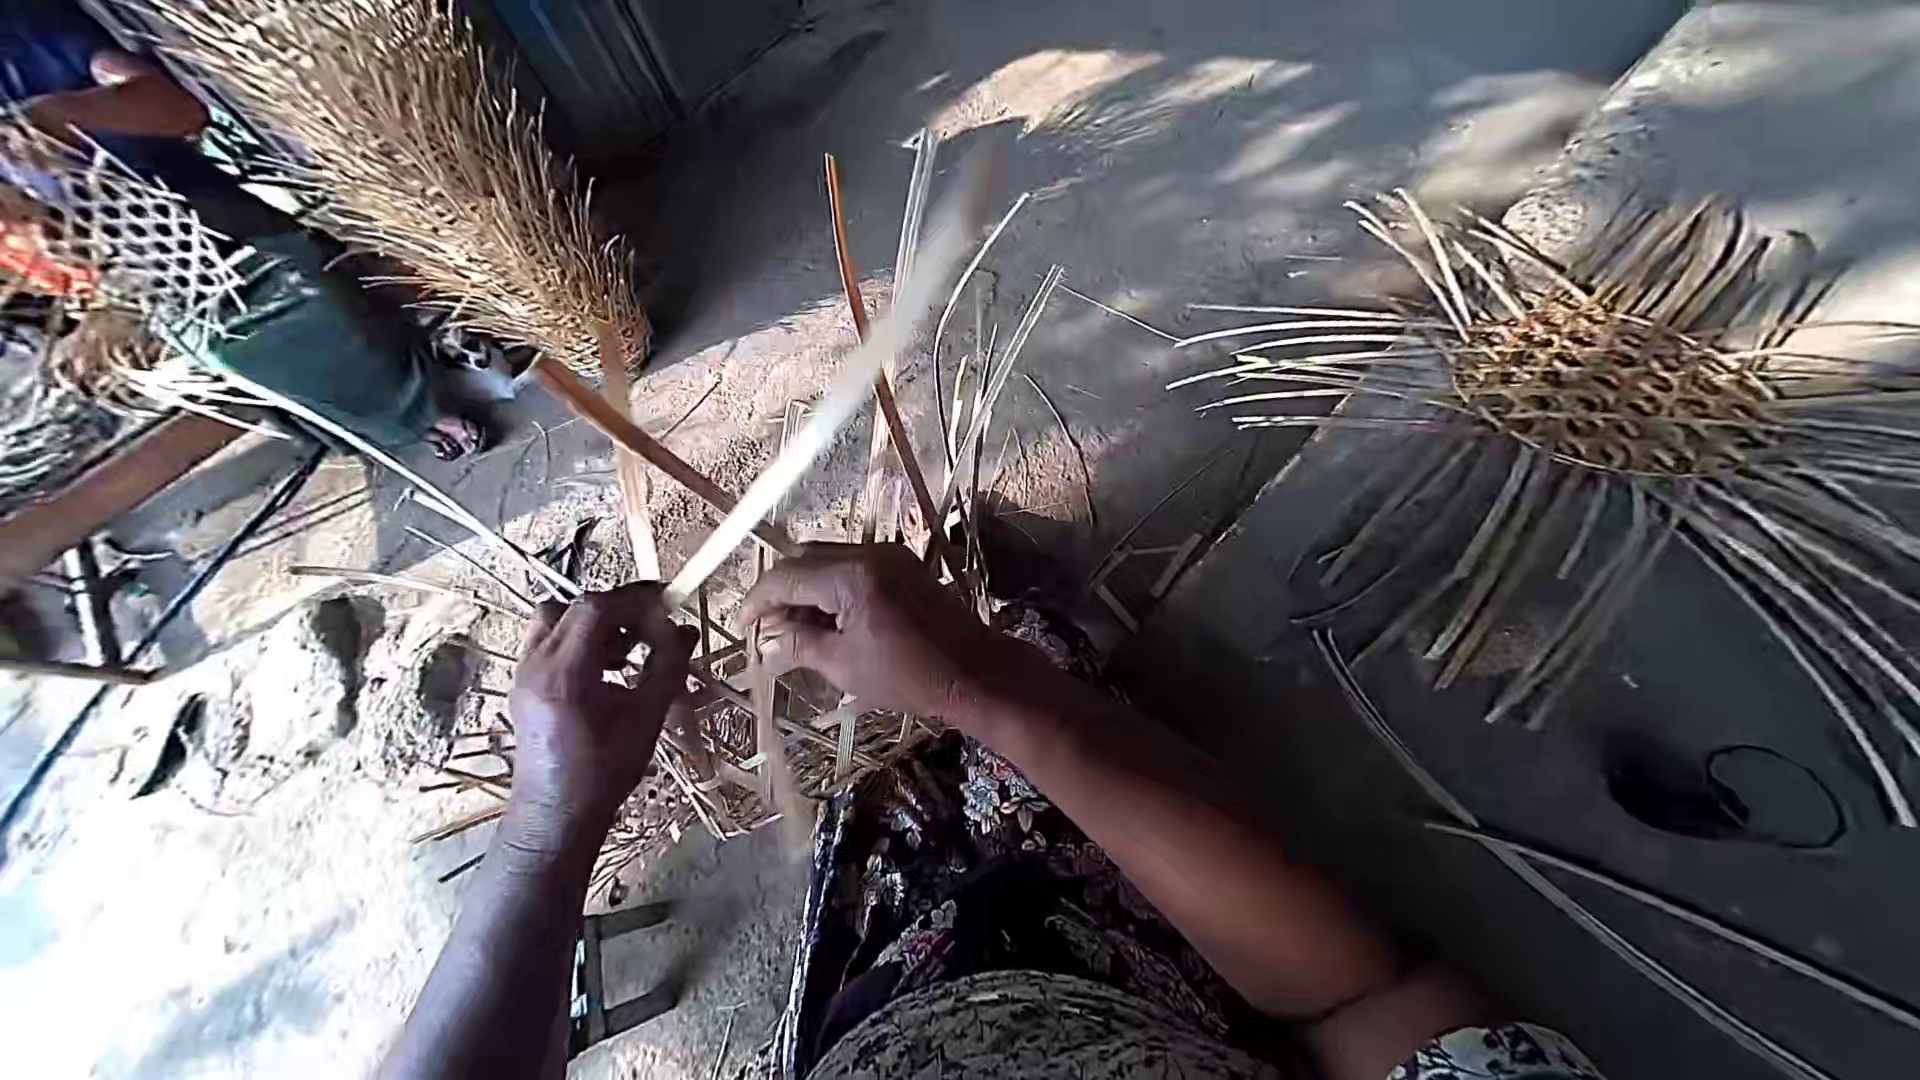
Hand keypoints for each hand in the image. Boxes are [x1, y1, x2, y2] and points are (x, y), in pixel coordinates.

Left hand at [508, 583, 694, 839]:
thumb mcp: (647, 715)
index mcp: (563, 673)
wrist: (556, 816)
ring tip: (630, 650)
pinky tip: (610, 669)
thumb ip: (668, 665)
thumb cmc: (604, 771)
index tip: (667, 603)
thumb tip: (687, 631)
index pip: (595, 608)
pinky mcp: (525, 685)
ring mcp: (524, 674)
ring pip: (558, 620)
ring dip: (598, 624)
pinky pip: (552, 642)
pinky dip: (584, 641)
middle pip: (574, 606)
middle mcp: (535, 666)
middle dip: (619, 609)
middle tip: (651, 626)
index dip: (634, 598)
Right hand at [737, 543, 1049, 721]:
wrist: (974, 670)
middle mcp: (869, 553)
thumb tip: (769, 640)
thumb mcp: (845, 666)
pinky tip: (830, 617)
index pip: (786, 576)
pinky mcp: (903, 564)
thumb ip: (800, 644)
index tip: (744, 626)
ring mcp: (890, 554)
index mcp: (851, 576)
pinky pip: (854, 565)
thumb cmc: (909, 676)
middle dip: (781, 591)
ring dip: (807, 587)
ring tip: (798, 627)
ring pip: (828, 559)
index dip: (758, 600)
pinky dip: (833, 585)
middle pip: (805, 558)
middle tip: (771, 628)